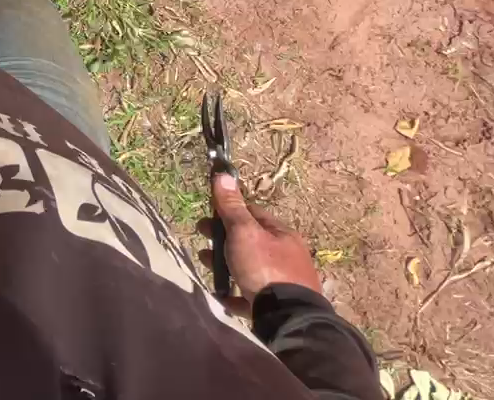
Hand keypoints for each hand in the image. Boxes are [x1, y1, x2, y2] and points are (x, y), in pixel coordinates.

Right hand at [198, 172, 322, 308]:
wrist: (289, 319)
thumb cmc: (264, 268)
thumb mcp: (243, 232)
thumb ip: (232, 206)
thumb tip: (223, 174)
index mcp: (282, 235)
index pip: (251, 213)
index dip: (227, 212)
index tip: (207, 217)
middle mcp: (288, 256)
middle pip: (248, 241)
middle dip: (223, 241)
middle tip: (204, 243)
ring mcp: (286, 282)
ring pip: (248, 266)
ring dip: (226, 265)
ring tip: (209, 268)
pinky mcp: (280, 305)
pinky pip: (253, 293)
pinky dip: (236, 291)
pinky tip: (225, 294)